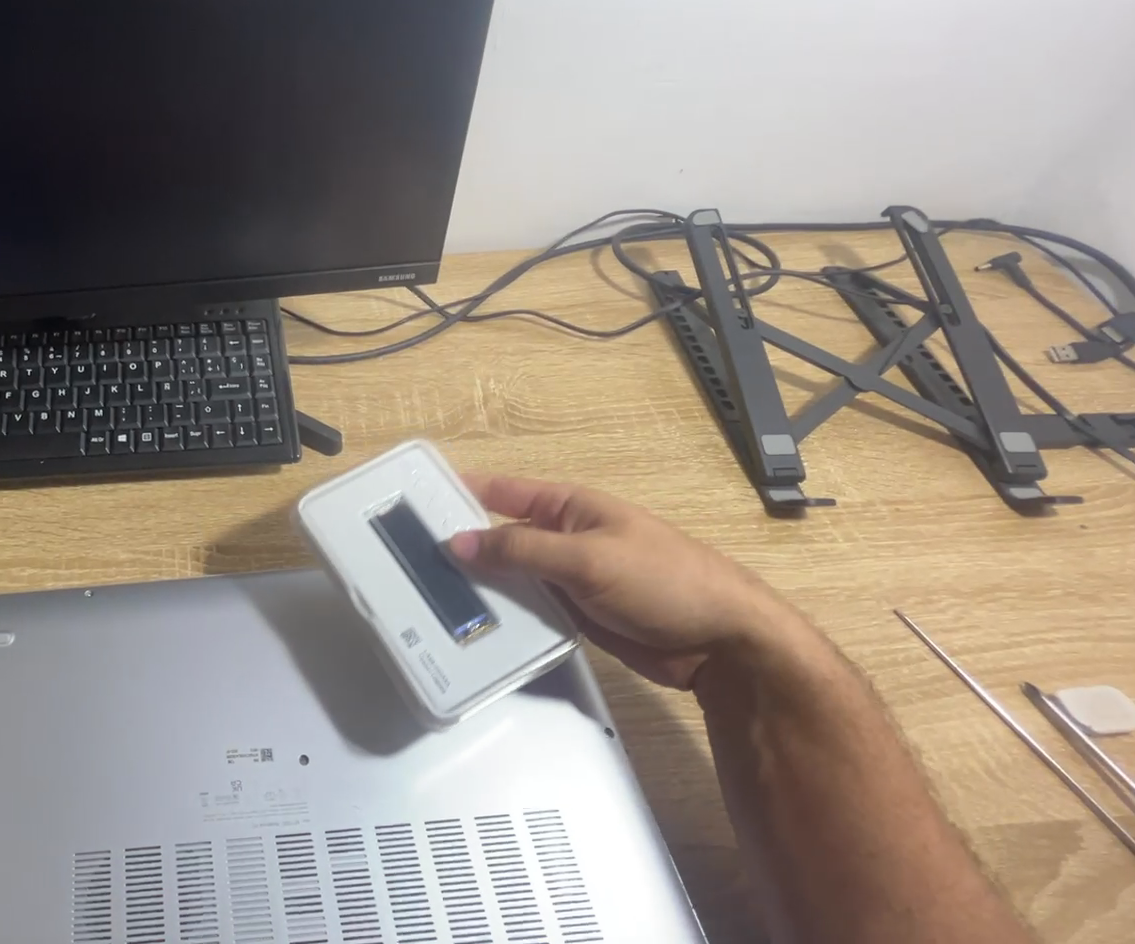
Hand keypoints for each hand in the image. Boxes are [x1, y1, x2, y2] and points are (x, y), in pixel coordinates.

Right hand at [445, 476, 800, 689]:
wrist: (725, 645)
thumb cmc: (663, 582)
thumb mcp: (587, 559)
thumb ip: (520, 549)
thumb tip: (458, 542)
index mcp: (566, 506)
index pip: (500, 490)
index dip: (458, 490)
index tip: (413, 500)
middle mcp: (560, 536)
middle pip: (496, 534)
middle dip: (459, 543)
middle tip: (409, 557)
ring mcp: (565, 575)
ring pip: (507, 574)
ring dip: (476, 583)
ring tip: (427, 593)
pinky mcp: (571, 612)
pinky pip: (525, 606)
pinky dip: (500, 611)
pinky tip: (470, 622)